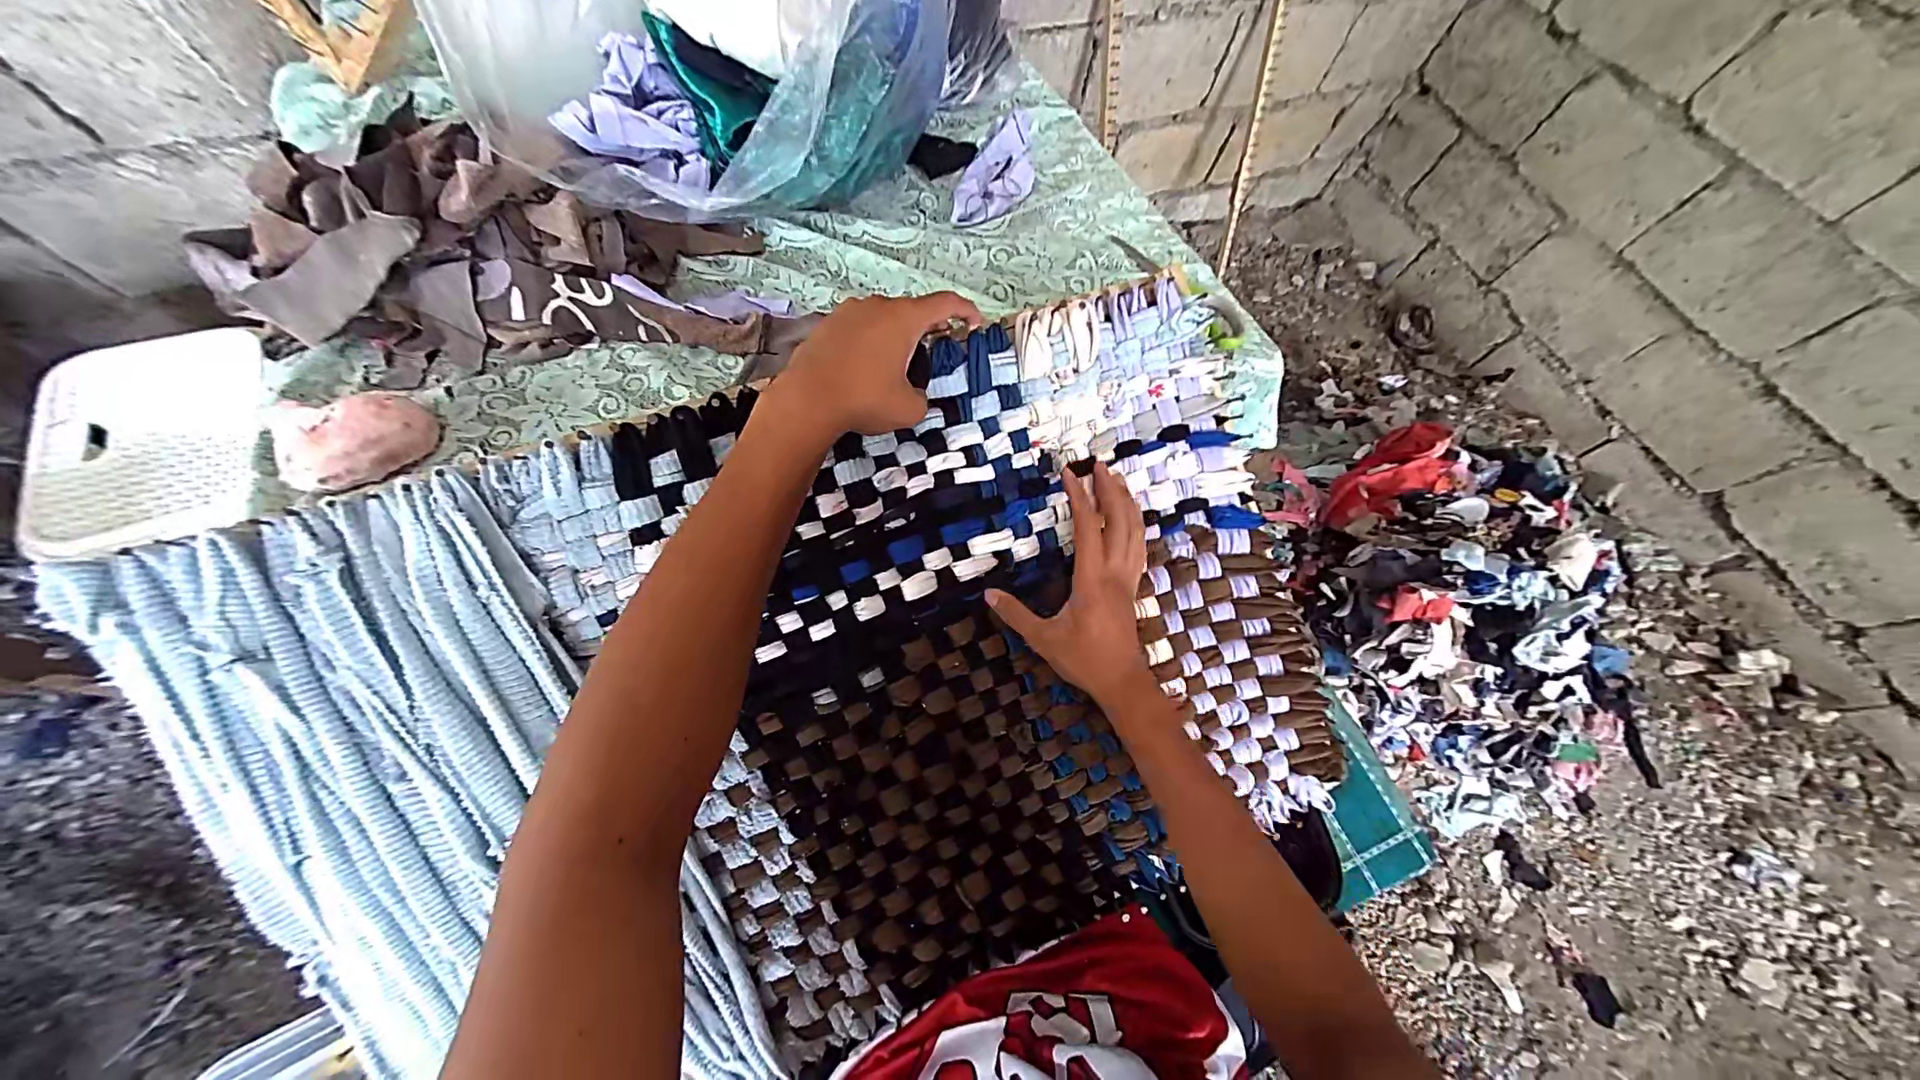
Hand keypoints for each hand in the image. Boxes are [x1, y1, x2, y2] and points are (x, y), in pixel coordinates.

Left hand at [768, 292, 981, 440]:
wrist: (807, 401)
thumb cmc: (864, 399)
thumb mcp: (909, 408)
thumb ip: (922, 397)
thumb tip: (914, 394)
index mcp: (903, 318)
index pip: (945, 303)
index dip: (965, 311)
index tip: (974, 323)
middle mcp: (876, 306)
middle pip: (912, 311)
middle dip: (927, 330)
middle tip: (933, 353)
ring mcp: (848, 313)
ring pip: (883, 319)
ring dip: (895, 338)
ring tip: (894, 367)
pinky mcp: (826, 326)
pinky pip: (858, 329)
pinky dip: (869, 344)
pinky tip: (864, 369)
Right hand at [986, 461, 1155, 706]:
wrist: (1122, 681)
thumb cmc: (1083, 659)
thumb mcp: (1043, 639)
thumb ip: (1016, 615)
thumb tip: (989, 595)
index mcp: (1091, 579)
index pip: (1088, 528)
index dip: (1079, 497)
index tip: (1069, 474)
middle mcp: (1114, 573)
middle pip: (1119, 521)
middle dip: (1109, 490)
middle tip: (1098, 465)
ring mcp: (1128, 579)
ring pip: (1135, 531)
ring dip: (1126, 503)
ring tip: (1117, 481)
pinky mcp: (1133, 587)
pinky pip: (1139, 547)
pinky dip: (1136, 525)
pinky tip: (1131, 519)